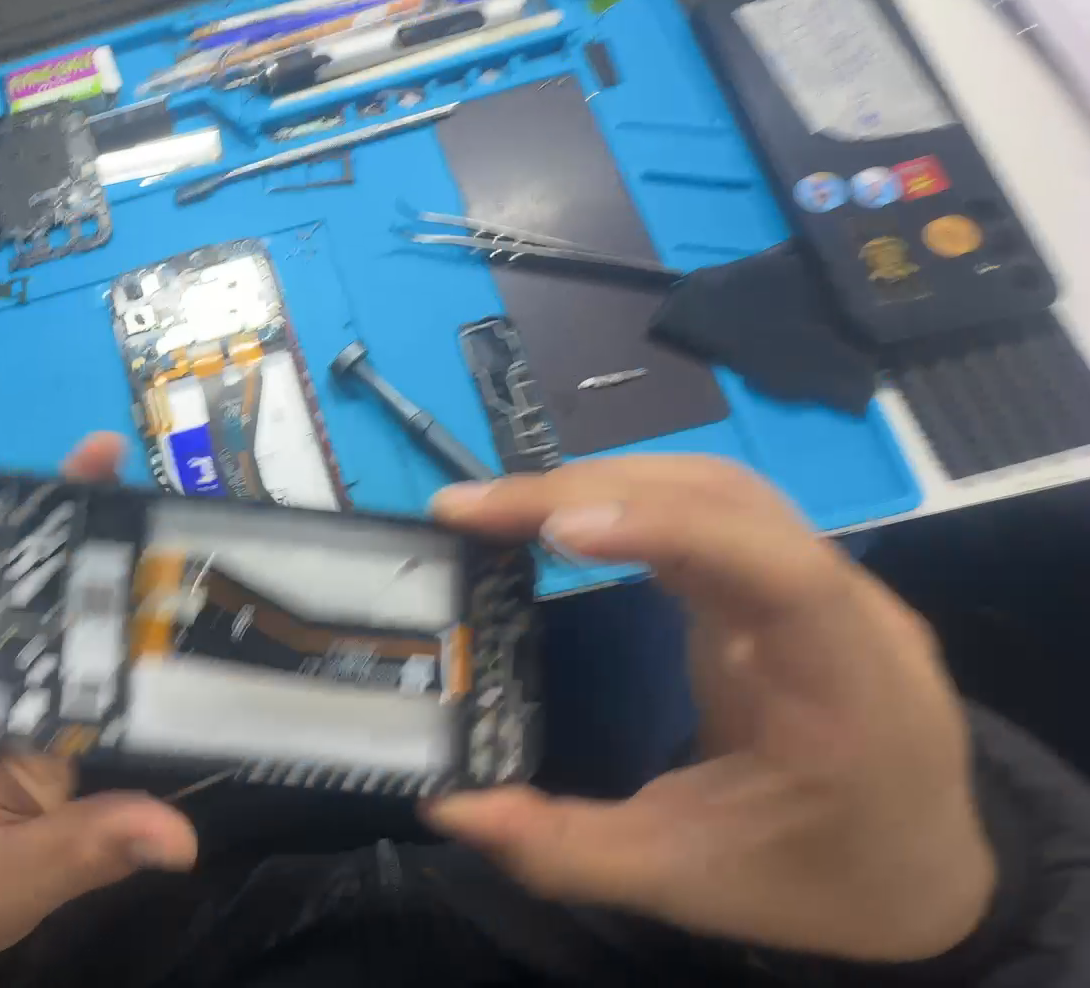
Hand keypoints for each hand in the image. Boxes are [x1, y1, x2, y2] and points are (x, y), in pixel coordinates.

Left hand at [0, 435, 198, 966]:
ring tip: (123, 483)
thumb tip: (178, 835)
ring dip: (79, 543)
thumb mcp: (13, 874)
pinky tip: (142, 568)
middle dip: (42, 512)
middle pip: (3, 580)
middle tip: (97, 451)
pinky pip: (80, 650)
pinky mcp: (51, 711)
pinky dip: (106, 607)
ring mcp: (18, 690)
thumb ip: (88, 847)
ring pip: (43, 603)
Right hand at [423, 457, 993, 962]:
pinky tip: (558, 512)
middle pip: (723, 503)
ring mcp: (814, 580)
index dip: (669, 532)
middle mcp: (846, 610)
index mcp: (850, 690)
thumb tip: (447, 806)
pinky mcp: (773, 572)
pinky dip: (618, 491)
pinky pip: (700, 503)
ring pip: (708, 486)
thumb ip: (563, 849)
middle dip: (586, 491)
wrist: (911, 869)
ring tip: (498, 504)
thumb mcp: (683, 879)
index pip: (780, 574)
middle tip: (469, 510)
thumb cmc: (813, 874)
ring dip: (595, 480)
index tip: (557, 531)